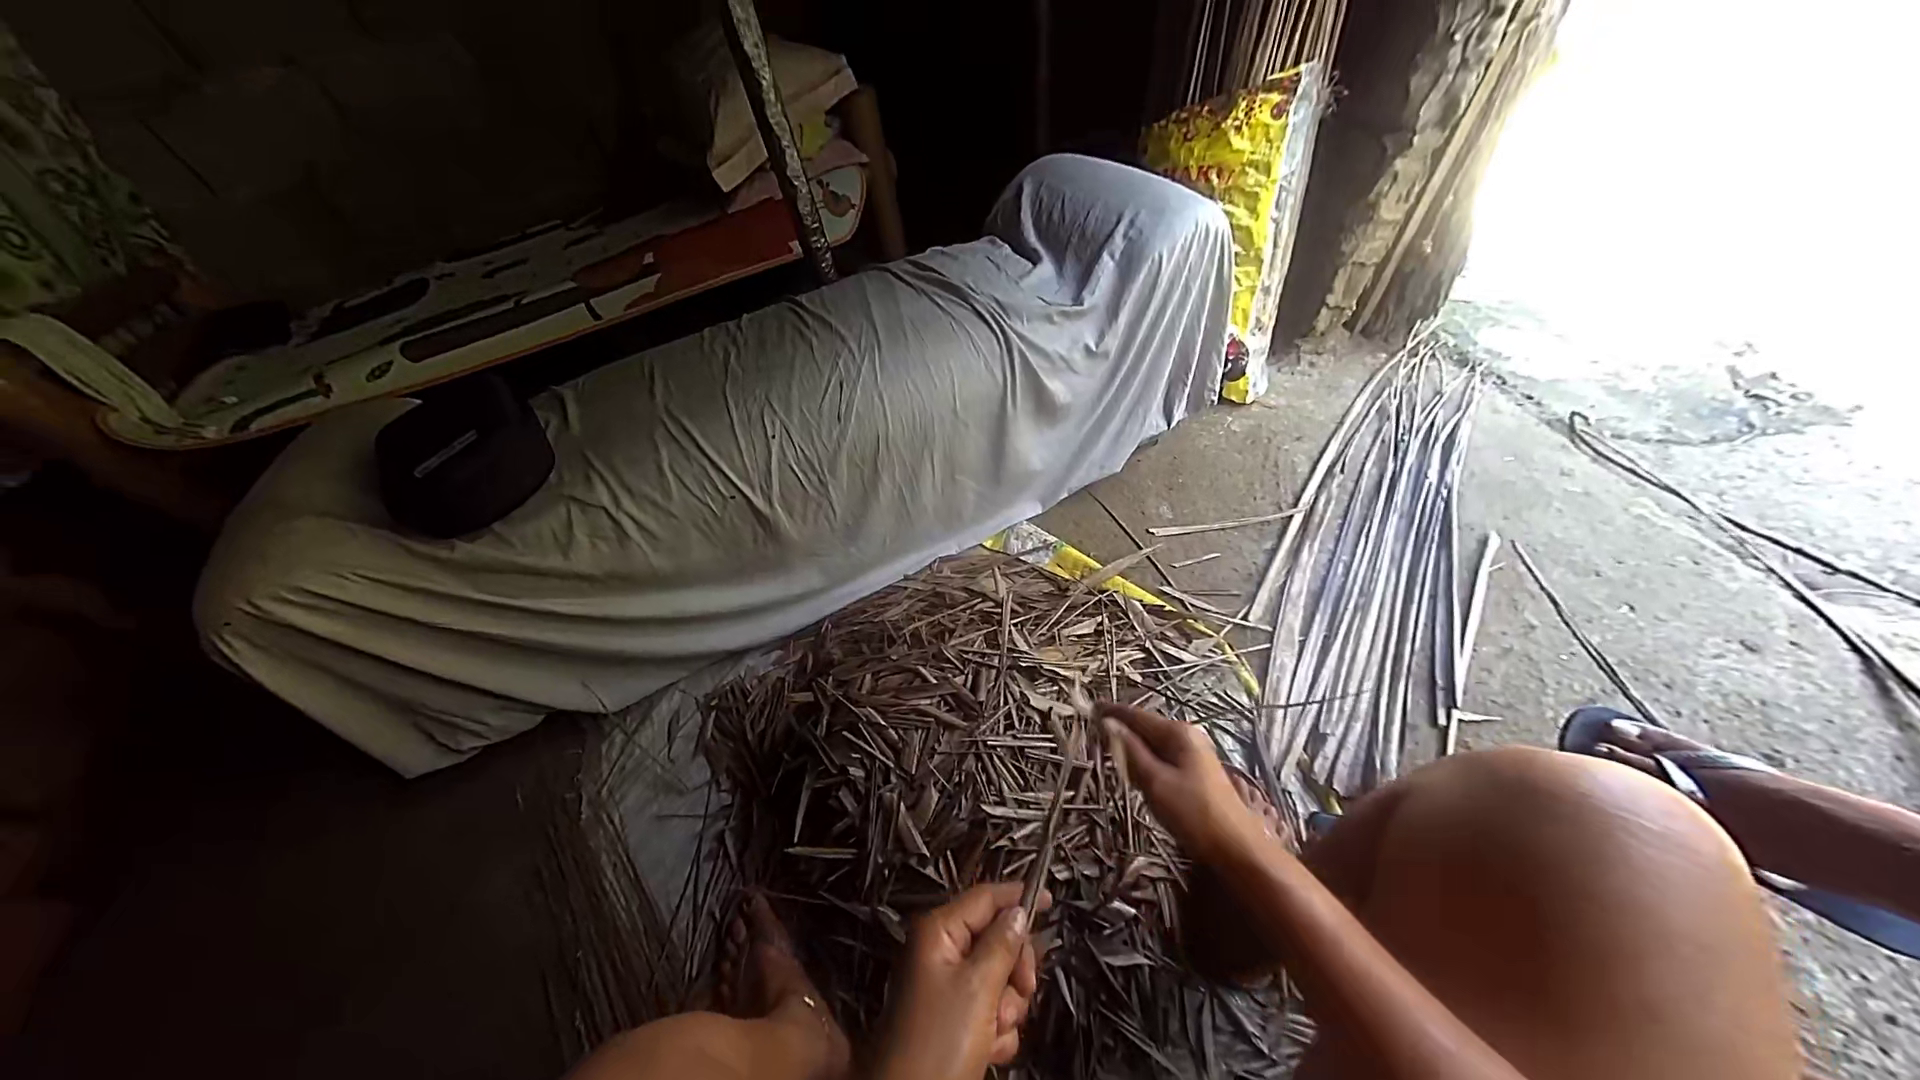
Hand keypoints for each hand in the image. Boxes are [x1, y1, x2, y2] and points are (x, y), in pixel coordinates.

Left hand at [870, 881, 1050, 1079]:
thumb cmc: (939, 1043)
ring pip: (1000, 978)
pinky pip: (992, 1009)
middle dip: (1014, 969)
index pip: (984, 898)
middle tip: (1022, 989)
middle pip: (997, 938)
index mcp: (939, 932)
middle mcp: (942, 952)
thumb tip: (1018, 912)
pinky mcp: (956, 1019)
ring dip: (1008, 1006)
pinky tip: (990, 1049)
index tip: (1048, 899)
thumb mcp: (977, 989)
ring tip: (995, 1030)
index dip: (1016, 896)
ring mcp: (949, 986)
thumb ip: (1003, 945)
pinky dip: (998, 1029)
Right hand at [1099, 701, 1265, 865]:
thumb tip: (1108, 724)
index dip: (1112, 713)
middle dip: (1121, 731)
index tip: (1089, 709)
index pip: (1137, 715)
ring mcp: (1194, 754)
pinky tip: (1137, 776)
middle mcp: (1187, 736)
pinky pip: (1162, 758)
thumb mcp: (1155, 781)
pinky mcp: (1196, 772)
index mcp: (1177, 733)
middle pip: (1145, 728)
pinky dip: (1145, 762)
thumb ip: (1130, 750)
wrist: (1237, 848)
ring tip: (1109, 755)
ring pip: (1153, 745)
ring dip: (1132, 749)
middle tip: (1093, 737)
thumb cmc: (1193, 813)